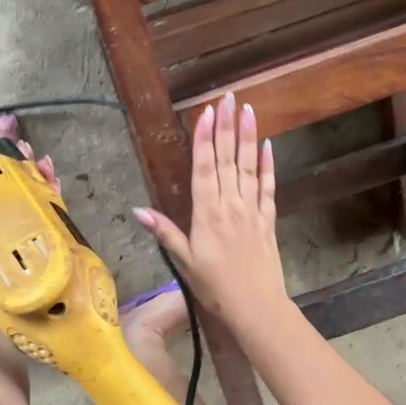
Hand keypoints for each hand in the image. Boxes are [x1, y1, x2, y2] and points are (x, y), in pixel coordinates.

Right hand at [134, 93, 287, 324]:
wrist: (256, 306)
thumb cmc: (216, 288)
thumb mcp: (185, 262)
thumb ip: (165, 232)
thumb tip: (137, 209)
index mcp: (207, 213)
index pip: (204, 168)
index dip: (204, 139)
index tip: (207, 112)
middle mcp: (231, 205)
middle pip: (228, 159)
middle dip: (227, 127)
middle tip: (229, 98)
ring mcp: (252, 210)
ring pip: (249, 167)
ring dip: (248, 137)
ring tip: (248, 110)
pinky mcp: (268, 220)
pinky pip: (268, 187)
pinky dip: (268, 165)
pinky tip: (267, 146)